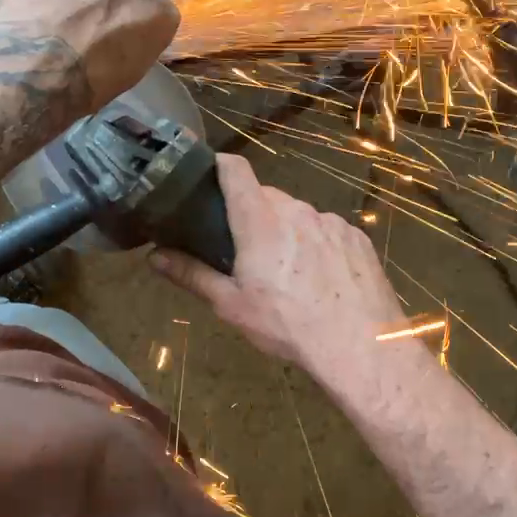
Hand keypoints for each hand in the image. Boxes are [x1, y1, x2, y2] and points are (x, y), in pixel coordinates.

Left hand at [0, 0, 179, 108]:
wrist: (43, 62)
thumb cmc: (85, 81)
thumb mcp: (125, 73)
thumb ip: (129, 42)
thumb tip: (113, 38)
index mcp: (161, 12)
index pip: (146, 8)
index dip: (121, 18)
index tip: (102, 31)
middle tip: (74, 16)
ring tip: (47, 5)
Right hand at [148, 155, 410, 380]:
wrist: (364, 351)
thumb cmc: (288, 325)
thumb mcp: (230, 305)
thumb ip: (191, 274)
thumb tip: (152, 257)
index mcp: (260, 220)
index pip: (235, 170)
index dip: (219, 165)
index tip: (206, 176)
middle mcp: (295, 210)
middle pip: (265, 196)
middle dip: (251, 213)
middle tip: (242, 247)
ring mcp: (330, 223)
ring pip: (296, 214)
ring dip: (285, 230)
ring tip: (285, 269)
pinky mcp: (357, 238)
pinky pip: (326, 230)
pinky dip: (315, 244)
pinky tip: (319, 278)